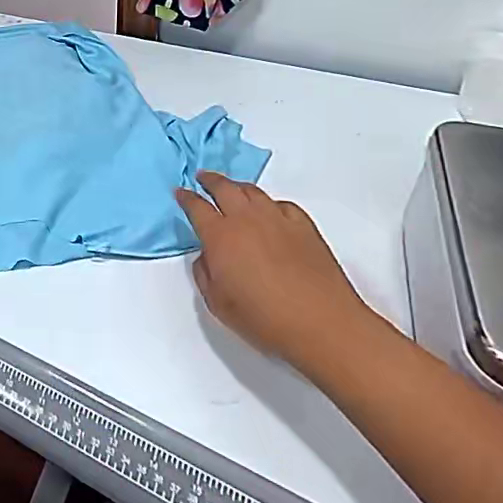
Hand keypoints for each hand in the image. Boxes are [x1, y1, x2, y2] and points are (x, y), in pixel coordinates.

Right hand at [176, 172, 383, 376]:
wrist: (321, 324)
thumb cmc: (264, 319)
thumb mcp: (217, 302)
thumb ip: (204, 272)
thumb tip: (207, 256)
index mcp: (220, 236)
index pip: (196, 207)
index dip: (186, 198)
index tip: (181, 193)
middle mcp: (247, 219)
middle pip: (224, 188)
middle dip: (210, 180)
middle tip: (203, 178)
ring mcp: (278, 219)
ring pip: (253, 191)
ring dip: (238, 187)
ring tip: (232, 188)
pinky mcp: (304, 227)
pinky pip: (281, 205)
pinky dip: (270, 203)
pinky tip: (269, 211)